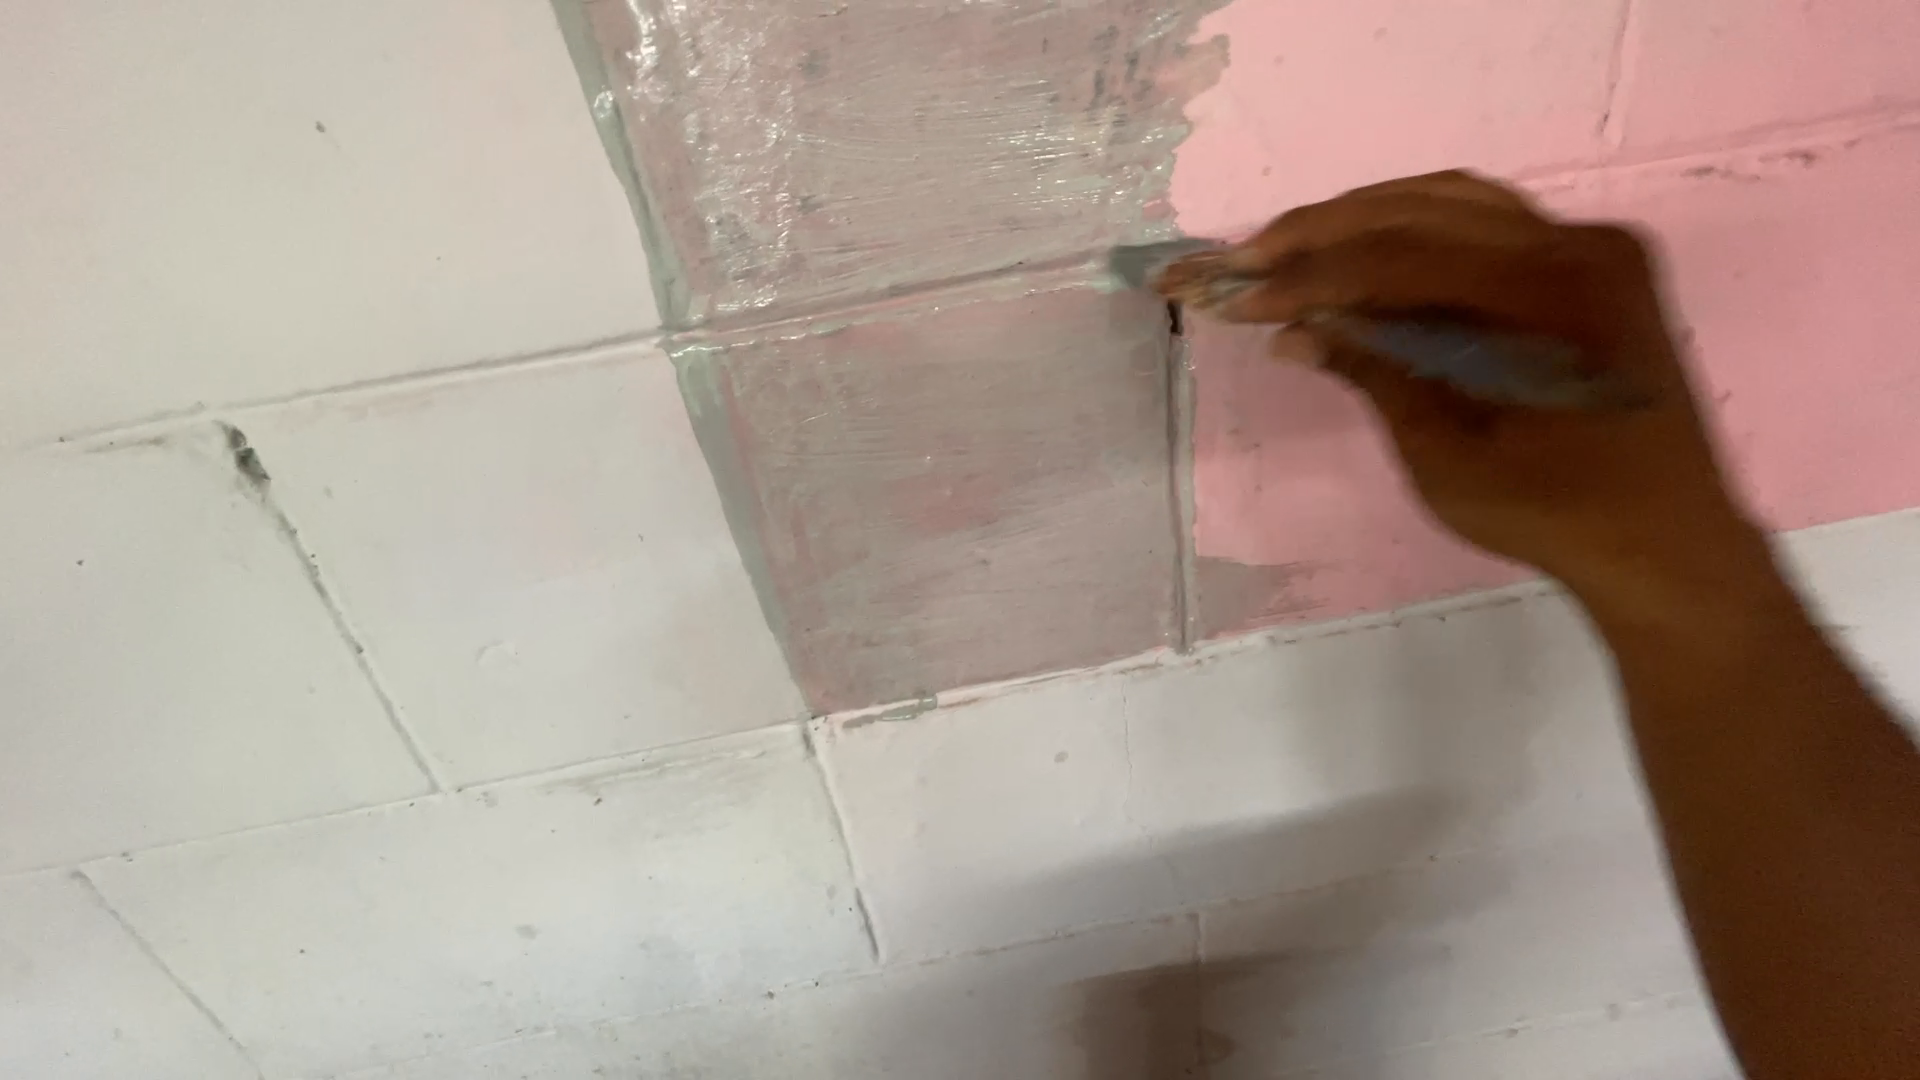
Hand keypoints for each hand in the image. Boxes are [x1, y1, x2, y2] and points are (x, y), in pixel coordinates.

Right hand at [1162, 170, 1770, 610]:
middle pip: (1419, 209)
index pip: (1396, 259)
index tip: (1235, 298)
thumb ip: (1373, 372)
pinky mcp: (1584, 265)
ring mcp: (1587, 247)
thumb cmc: (1545, 510)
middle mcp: (1574, 245)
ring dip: (1360, 218)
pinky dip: (1411, 226)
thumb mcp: (1441, 450)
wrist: (1658, 537)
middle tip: (1243, 257)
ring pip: (1449, 200)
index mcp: (1543, 294)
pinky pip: (1482, 220)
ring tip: (1287, 246)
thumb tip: (1291, 335)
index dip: (1305, 278)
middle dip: (1319, 231)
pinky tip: (1363, 247)